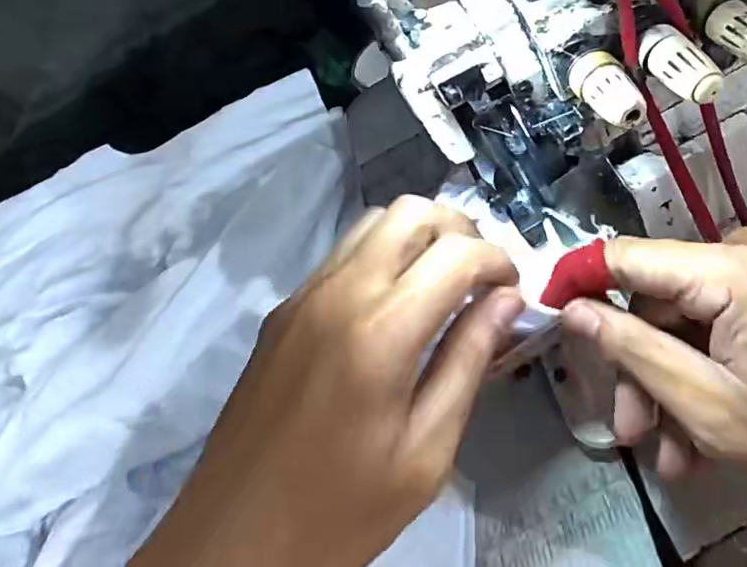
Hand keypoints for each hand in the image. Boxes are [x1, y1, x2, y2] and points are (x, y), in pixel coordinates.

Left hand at [132, 196, 522, 566]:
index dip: (497, 260)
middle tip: (480, 277)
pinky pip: (344, 251)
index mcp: (381, 330)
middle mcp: (340, 290)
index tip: (513, 289)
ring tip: (442, 280)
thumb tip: (507, 300)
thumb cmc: (341, 510)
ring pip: (375, 220)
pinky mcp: (285, 305)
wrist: (233, 541)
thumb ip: (468, 360)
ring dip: (419, 234)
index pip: (456, 253)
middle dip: (459, 230)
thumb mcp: (425, 452)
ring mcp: (305, 292)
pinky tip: (394, 301)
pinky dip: (383, 252)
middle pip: (411, 211)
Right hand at [559, 229, 746, 566]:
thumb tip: (570, 309)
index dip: (578, 282)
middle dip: (636, 364)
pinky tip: (693, 436)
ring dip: (664, 380)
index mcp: (726, 267)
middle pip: (653, 297)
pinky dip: (695, 373)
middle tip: (627, 428)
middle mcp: (738, 253)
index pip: (626, 257)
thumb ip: (631, 350)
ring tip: (663, 448)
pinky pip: (709, 326)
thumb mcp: (709, 406)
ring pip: (678, 319)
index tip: (544, 313)